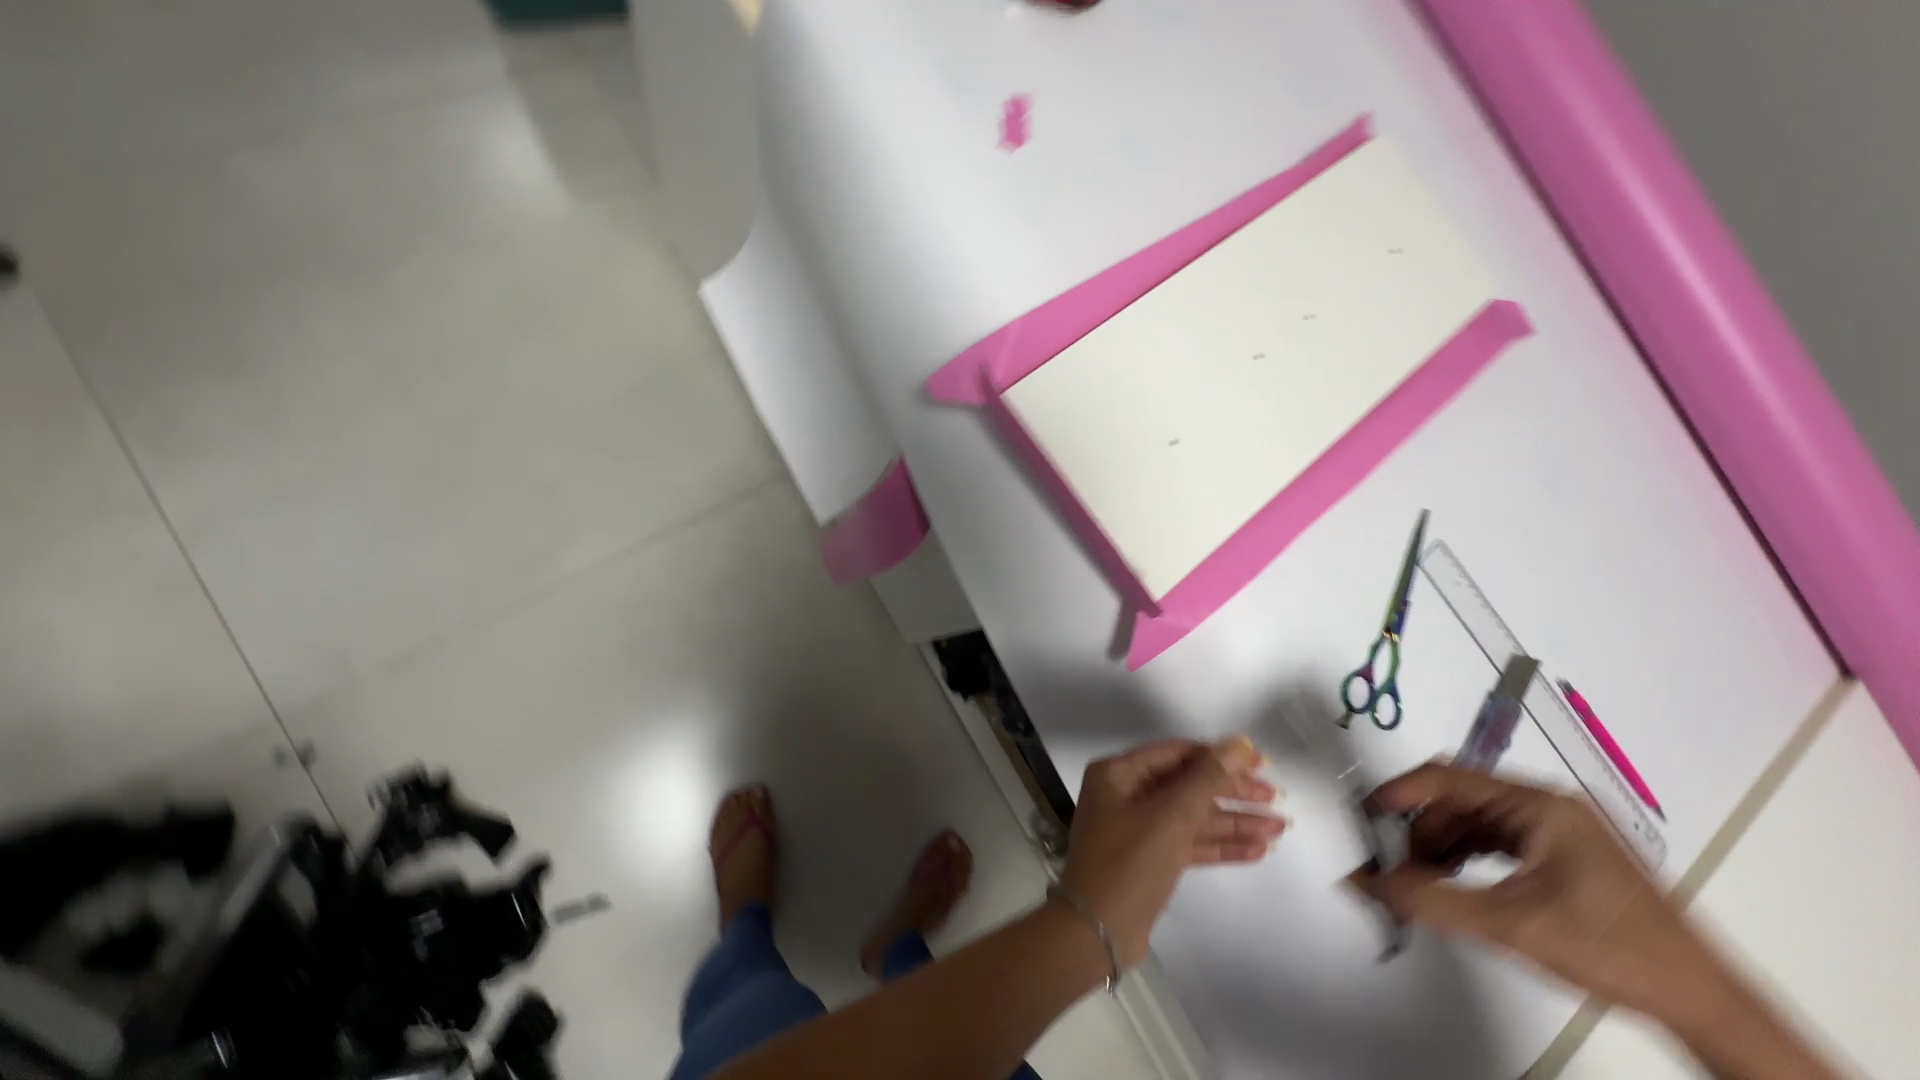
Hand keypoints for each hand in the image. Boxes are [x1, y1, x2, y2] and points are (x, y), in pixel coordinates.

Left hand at [1059, 736, 1282, 967]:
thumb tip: (1239, 743)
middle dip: (1232, 792)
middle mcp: (1125, 794)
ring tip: (1279, 829)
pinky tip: (1257, 850)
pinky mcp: (1149, 859)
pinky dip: (1219, 845)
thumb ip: (1207, 778)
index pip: (1177, 753)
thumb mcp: (1171, 815)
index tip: (1261, 764)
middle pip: (1187, 785)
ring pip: (1192, 817)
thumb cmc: (1130, 862)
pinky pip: (1189, 843)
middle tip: (1276, 799)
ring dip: (1233, 822)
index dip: (1220, 756)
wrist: (1097, 931)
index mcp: (1119, 773)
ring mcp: (1137, 828)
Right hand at [1348, 764, 1728, 1019]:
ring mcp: (1561, 832)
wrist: (1699, 999)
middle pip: (1461, 801)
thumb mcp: (1509, 924)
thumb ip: (1428, 900)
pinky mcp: (1567, 858)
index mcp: (1540, 805)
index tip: (1363, 816)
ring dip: (1441, 848)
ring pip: (1478, 823)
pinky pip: (1499, 843)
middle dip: (1420, 831)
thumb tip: (1362, 882)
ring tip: (1420, 884)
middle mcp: (1549, 807)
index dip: (1400, 793)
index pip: (1449, 778)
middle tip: (1394, 868)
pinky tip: (1455, 887)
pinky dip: (1467, 860)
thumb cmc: (1609, 948)